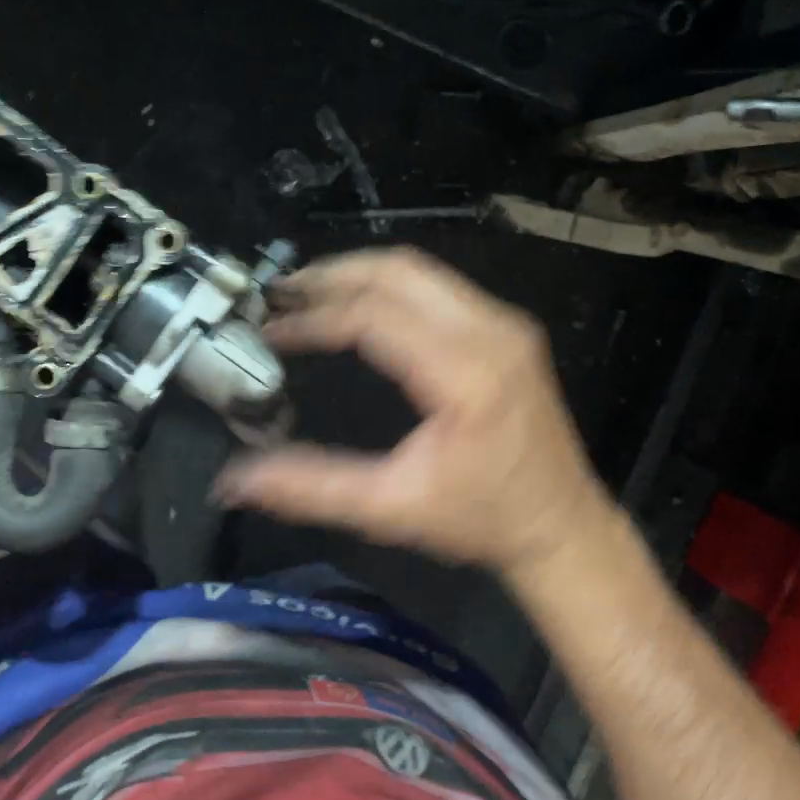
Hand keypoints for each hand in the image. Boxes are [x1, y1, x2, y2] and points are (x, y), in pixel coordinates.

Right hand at [214, 248, 617, 577]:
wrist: (563, 528)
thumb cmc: (480, 521)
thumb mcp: (390, 508)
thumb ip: (310, 488)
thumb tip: (236, 481)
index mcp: (465, 374)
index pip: (373, 317)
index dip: (313, 318)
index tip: (270, 331)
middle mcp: (491, 333)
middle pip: (397, 271)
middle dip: (331, 275)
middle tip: (281, 293)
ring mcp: (505, 325)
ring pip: (418, 270)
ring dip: (357, 274)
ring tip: (308, 294)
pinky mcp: (507, 329)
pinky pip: (437, 286)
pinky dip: (386, 287)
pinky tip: (355, 306)